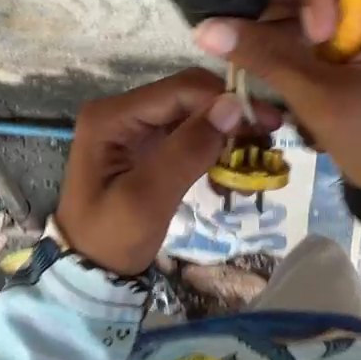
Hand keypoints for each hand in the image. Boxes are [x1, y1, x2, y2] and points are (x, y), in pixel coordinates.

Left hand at [56, 69, 281, 274]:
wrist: (88, 269)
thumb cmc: (111, 237)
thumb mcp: (147, 199)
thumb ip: (186, 151)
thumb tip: (232, 106)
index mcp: (110, 116)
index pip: (177, 90)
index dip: (223, 98)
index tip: (268, 121)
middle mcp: (119, 112)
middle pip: (184, 95)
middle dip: (228, 108)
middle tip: (272, 132)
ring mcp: (131, 127)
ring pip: (188, 110)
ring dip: (223, 123)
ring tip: (263, 142)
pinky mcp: (143, 145)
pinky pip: (184, 130)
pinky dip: (211, 138)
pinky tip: (238, 153)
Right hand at [190, 0, 360, 190]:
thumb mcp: (323, 100)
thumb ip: (265, 55)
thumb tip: (204, 27)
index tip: (311, 35)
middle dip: (298, 6)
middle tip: (273, 45)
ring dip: (300, 23)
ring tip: (280, 58)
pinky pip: (345, 18)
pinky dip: (315, 37)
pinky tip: (296, 62)